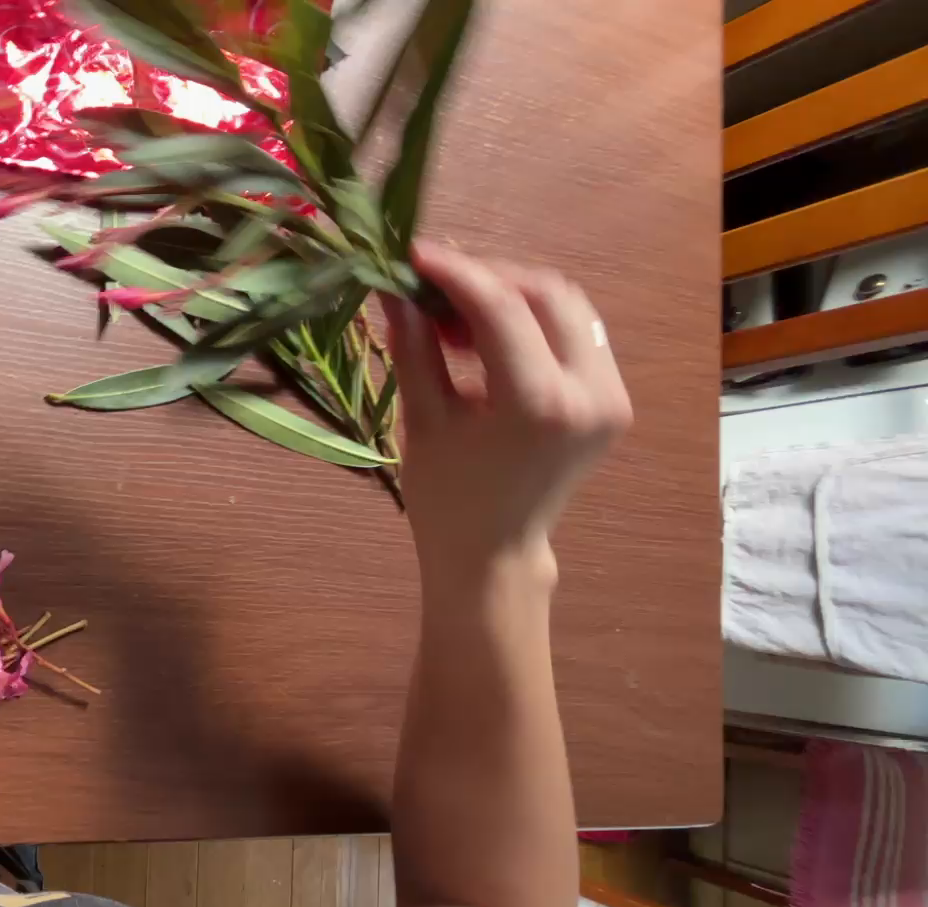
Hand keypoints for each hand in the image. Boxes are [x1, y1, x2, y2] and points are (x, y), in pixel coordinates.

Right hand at [383, 241, 632, 589]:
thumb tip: (396, 293)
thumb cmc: (445, 497)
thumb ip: (414, 351)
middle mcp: (591, 392)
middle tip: (431, 285)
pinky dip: (527, 323)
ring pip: (567, 309)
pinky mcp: (612, 397)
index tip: (415, 255)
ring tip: (450, 314)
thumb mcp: (422, 422)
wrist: (492, 550)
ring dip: (508, 297)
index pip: (502, 310)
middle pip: (547, 295)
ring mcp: (612, 394)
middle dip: (486, 278)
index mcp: (537, 405)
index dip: (456, 273)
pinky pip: (574, 336)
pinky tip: (482, 338)